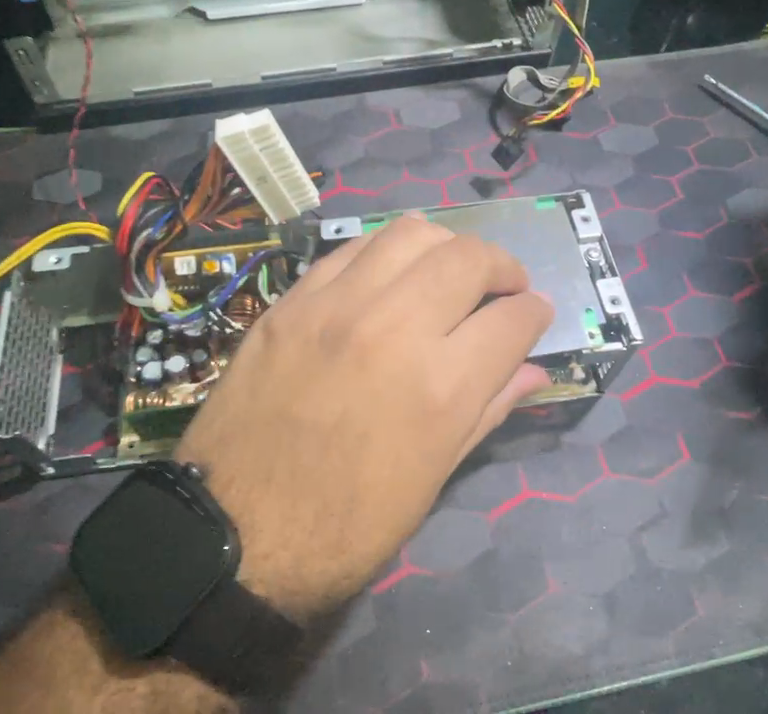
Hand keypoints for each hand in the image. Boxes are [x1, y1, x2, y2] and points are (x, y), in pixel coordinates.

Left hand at [174, 216, 553, 621]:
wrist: (233, 532)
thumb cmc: (345, 527)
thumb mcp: (430, 480)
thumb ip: (487, 411)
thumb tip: (533, 370)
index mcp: (439, 388)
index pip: (512, 319)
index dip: (535, 313)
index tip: (535, 315)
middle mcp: (393, 328)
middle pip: (468, 258)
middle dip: (503, 266)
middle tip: (503, 286)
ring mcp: (336, 306)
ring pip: (410, 235)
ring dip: (445, 246)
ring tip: (448, 270)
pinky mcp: (292, 302)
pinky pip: (351, 250)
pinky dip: (385, 255)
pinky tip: (388, 276)